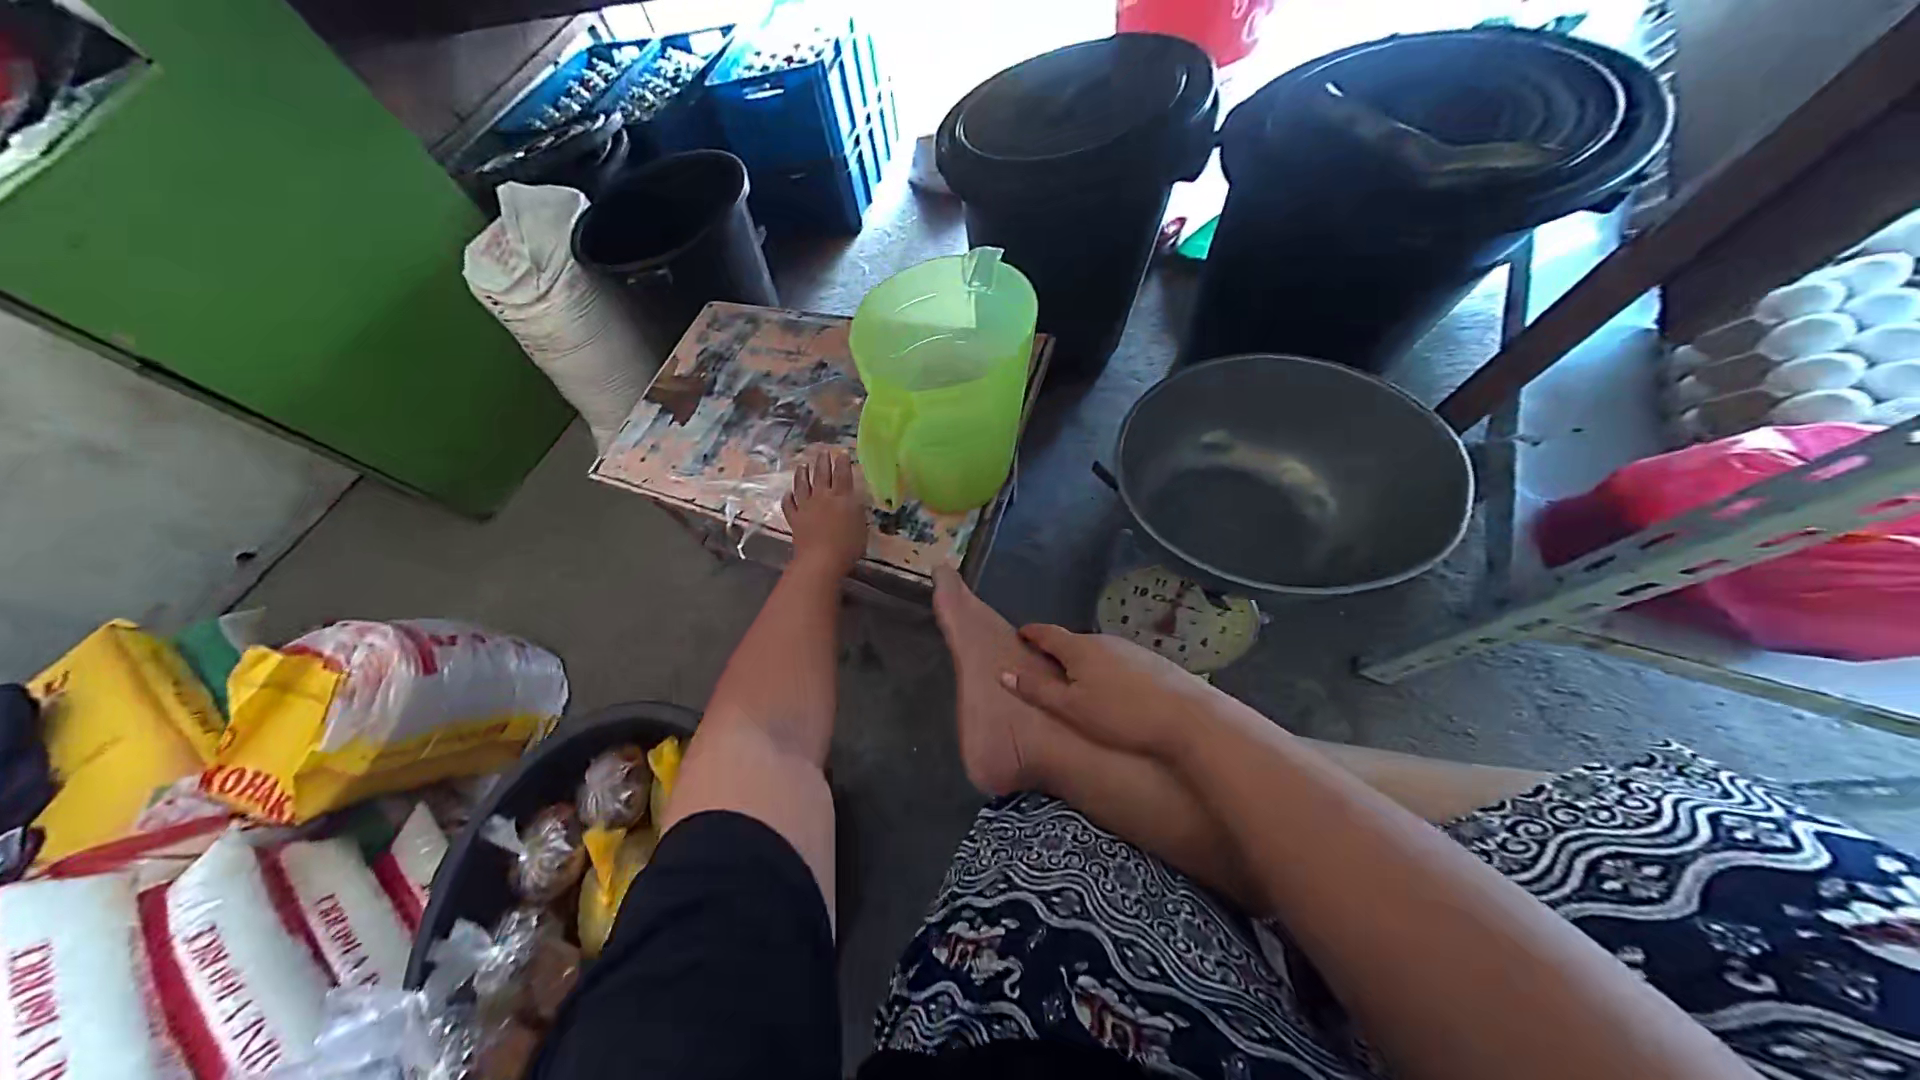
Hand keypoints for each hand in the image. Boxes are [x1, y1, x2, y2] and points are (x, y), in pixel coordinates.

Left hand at [783, 445, 868, 574]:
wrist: (820, 559)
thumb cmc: (848, 546)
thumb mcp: (861, 526)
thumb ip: (857, 510)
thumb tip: (854, 500)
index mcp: (842, 497)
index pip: (842, 474)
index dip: (843, 462)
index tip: (842, 452)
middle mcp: (822, 497)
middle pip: (821, 474)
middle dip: (822, 461)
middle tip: (823, 452)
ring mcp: (805, 507)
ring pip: (802, 485)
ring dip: (802, 474)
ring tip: (802, 465)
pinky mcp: (794, 519)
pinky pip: (789, 505)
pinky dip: (788, 497)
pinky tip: (788, 493)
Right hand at [1001, 625, 1228, 758]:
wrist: (1188, 719)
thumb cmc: (1121, 716)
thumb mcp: (1072, 709)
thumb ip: (1037, 690)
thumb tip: (1005, 673)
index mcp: (1079, 648)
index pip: (1047, 633)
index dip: (1031, 633)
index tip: (1020, 635)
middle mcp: (1104, 641)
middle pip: (1072, 642)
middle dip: (1056, 651)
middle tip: (1043, 666)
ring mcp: (1131, 649)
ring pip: (1098, 652)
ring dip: (1083, 662)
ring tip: (1076, 682)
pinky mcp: (1153, 662)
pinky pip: (1118, 661)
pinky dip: (1106, 670)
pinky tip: (1112, 690)